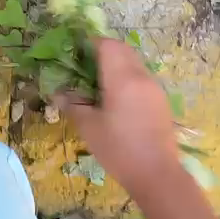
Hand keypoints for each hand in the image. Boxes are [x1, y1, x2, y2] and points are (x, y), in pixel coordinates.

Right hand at [60, 38, 184, 199]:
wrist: (157, 175)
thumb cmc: (119, 149)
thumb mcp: (88, 127)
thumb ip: (73, 104)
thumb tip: (58, 92)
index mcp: (122, 78)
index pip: (107, 45)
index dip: (90, 43)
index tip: (75, 53)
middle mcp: (141, 76)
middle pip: (123, 49)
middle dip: (103, 51)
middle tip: (84, 66)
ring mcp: (154, 88)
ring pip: (134, 62)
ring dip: (117, 63)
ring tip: (98, 82)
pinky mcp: (161, 100)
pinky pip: (142, 77)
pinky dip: (127, 76)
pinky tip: (116, 98)